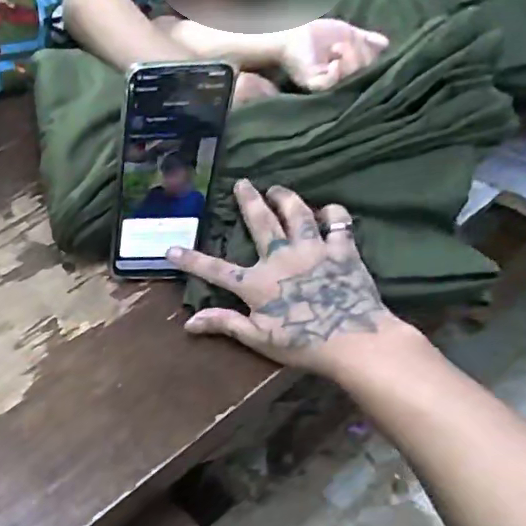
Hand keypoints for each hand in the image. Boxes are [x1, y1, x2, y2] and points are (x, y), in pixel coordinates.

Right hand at [167, 180, 419, 377]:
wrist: (354, 339)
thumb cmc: (301, 343)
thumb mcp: (257, 338)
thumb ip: (225, 323)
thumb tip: (189, 322)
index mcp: (256, 284)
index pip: (216, 270)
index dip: (192, 260)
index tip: (171, 249)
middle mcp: (281, 259)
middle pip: (262, 224)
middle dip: (249, 202)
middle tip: (242, 183)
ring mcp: (313, 251)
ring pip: (298, 215)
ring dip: (287, 199)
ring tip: (278, 189)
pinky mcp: (343, 251)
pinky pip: (338, 224)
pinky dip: (332, 215)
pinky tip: (327, 211)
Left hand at [277, 19, 388, 90]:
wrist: (294, 33)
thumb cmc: (319, 35)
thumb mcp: (348, 34)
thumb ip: (366, 39)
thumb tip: (385, 44)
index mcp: (347, 69)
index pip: (370, 66)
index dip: (371, 53)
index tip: (363, 39)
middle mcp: (337, 79)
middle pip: (363, 72)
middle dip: (360, 54)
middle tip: (347, 42)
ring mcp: (324, 83)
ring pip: (349, 76)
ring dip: (349, 58)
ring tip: (337, 47)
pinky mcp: (311, 84)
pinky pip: (330, 84)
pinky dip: (337, 72)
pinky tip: (335, 62)